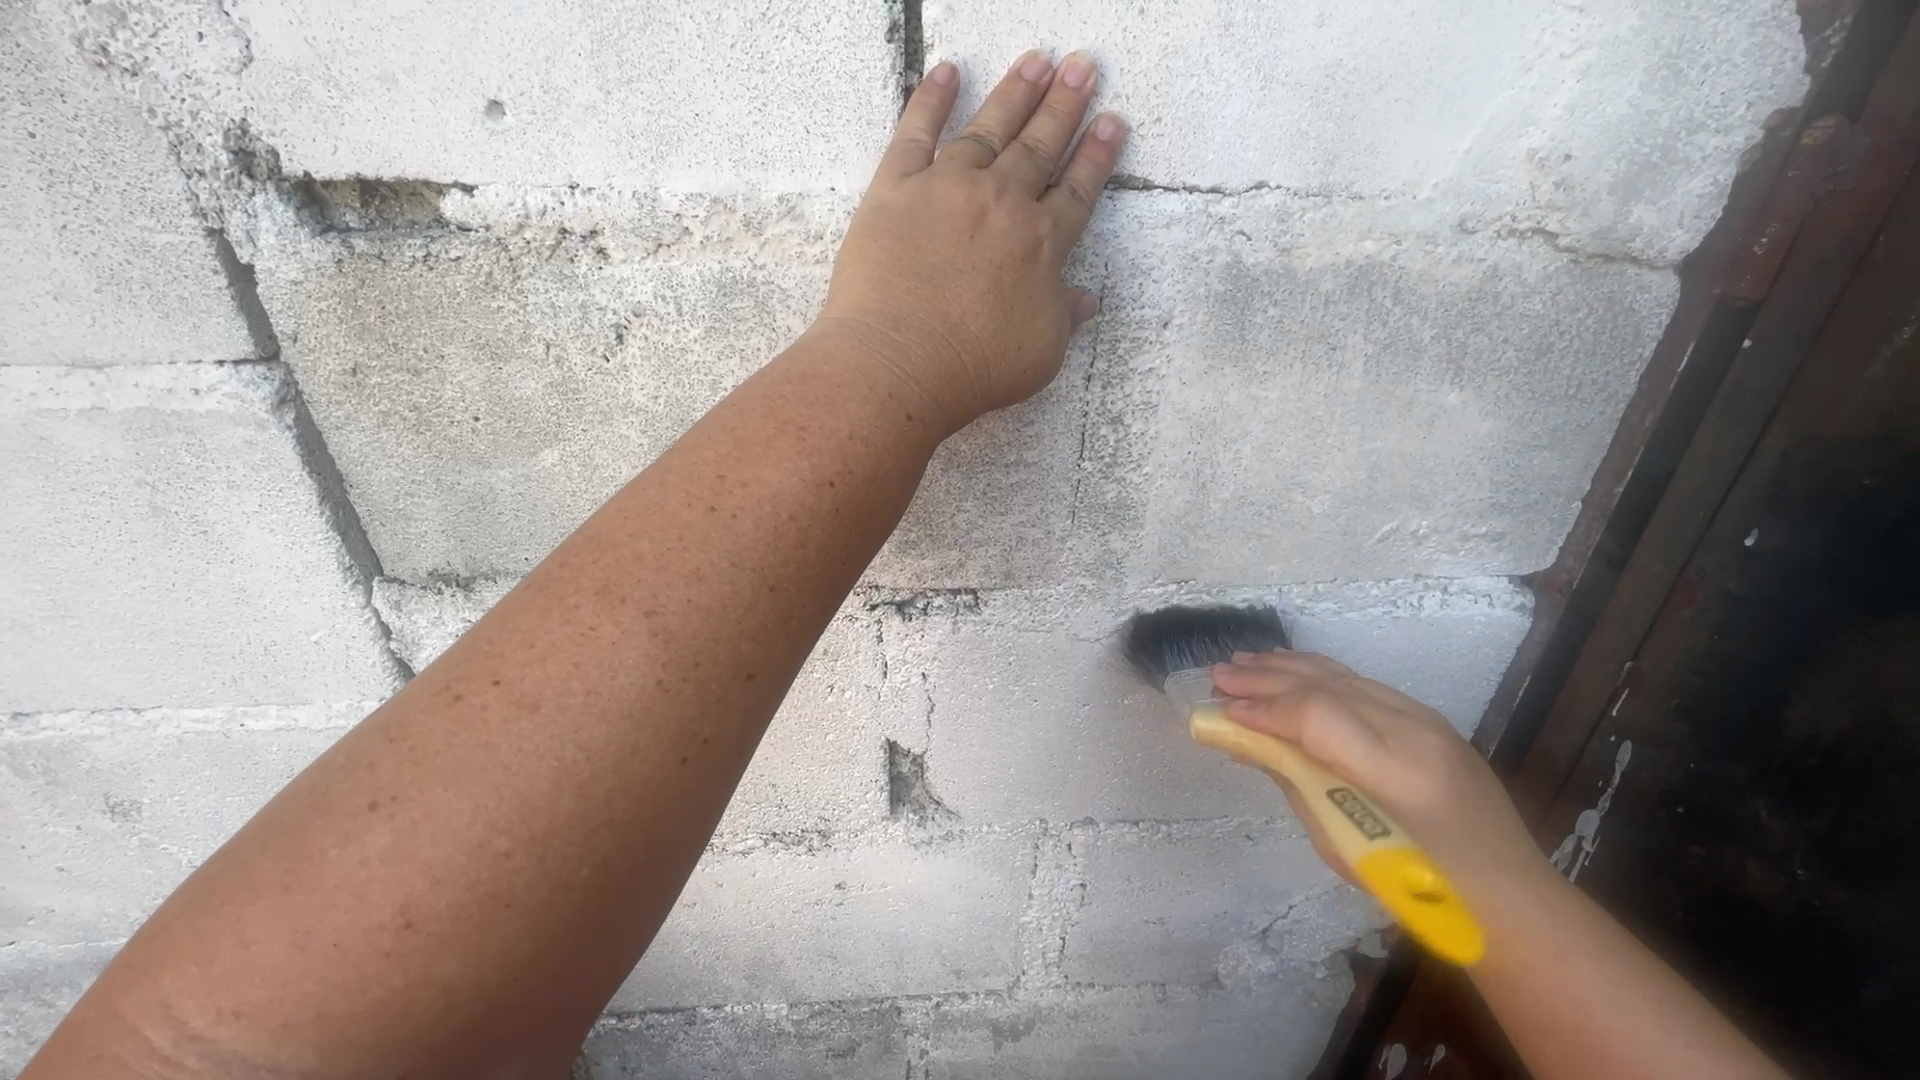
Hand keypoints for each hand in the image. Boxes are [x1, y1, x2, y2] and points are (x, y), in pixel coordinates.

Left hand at [813, 50, 1126, 433]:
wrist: (900, 363)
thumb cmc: (973, 369)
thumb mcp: (1041, 353)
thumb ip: (1064, 317)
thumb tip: (1085, 299)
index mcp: (1041, 244)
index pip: (1077, 192)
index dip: (1097, 158)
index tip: (1111, 125)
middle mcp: (1002, 204)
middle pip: (1040, 147)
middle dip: (1065, 105)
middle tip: (1082, 65)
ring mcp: (948, 189)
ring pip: (989, 129)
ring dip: (1015, 93)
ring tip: (1037, 60)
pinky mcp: (896, 188)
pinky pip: (916, 131)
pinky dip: (931, 98)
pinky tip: (947, 72)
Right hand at [1211, 651, 1553, 905]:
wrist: (1507, 891)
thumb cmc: (1416, 886)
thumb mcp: (1343, 846)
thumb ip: (1296, 784)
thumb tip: (1250, 744)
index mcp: (1397, 773)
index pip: (1317, 717)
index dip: (1264, 710)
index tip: (1221, 712)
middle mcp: (1414, 732)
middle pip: (1326, 687)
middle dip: (1265, 679)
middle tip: (1216, 678)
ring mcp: (1425, 718)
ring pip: (1342, 675)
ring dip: (1286, 667)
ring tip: (1239, 663)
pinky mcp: (1425, 717)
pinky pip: (1360, 683)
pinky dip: (1317, 673)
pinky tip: (1288, 668)